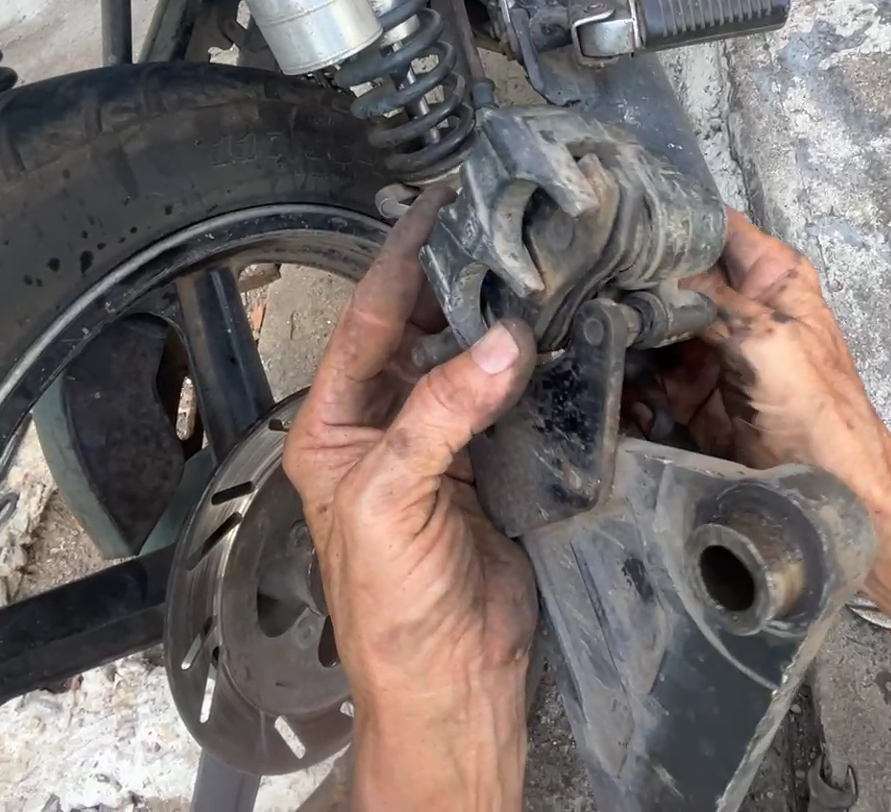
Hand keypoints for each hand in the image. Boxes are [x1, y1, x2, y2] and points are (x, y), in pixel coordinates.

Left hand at [282, 187, 537, 809]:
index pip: (367, 322)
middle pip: (420, 332)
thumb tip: (503, 342)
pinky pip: (508, 396)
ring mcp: (442, 439)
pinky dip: (529, 364)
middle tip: (497, 227)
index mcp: (335, 425)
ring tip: (532, 265)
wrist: (451, 682)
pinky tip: (554, 330)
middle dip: (453, 281)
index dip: (398, 263)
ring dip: (495, 318)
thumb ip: (438, 417)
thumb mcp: (387, 501)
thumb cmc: (388, 606)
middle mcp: (386, 421)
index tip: (432, 208)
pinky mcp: (491, 459)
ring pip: (468, 359)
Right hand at [624, 208, 890, 518]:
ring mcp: (708, 343)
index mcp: (766, 274)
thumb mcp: (765, 337)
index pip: (713, 226)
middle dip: (636, 279)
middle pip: (672, 273)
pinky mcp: (687, 383)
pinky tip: (611, 373)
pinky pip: (646, 367)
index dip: (672, 220)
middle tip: (594, 283)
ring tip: (593, 328)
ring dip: (625, 328)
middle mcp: (734, 300)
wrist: (823, 484)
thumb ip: (710, 299)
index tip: (622, 220)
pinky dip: (628, 373)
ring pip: (651, 319)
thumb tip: (652, 267)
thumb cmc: (812, 403)